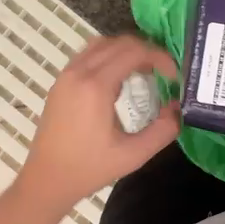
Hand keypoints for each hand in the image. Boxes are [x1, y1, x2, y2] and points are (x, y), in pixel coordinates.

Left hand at [15, 36, 180, 212]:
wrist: (47, 180)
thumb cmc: (89, 168)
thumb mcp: (134, 154)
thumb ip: (163, 130)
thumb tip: (177, 108)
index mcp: (96, 86)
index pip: (134, 52)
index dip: (159, 57)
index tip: (173, 75)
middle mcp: (78, 72)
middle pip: (118, 42)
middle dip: (145, 51)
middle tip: (162, 72)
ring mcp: (65, 75)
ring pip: (100, 45)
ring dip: (125, 51)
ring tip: (143, 73)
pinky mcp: (59, 83)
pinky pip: (87, 56)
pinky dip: (108, 58)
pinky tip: (118, 82)